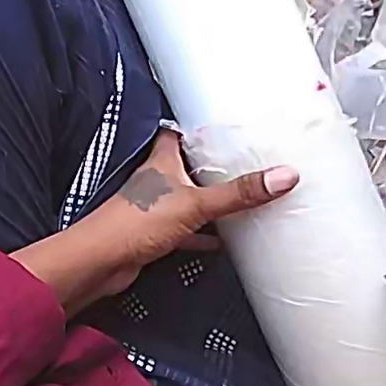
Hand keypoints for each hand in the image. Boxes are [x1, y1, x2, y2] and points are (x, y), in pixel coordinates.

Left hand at [12, 130, 297, 314]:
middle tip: (245, 162)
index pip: (177, 133)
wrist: (102, 262)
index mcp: (162, 162)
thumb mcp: (194, 203)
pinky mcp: (155, 237)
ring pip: (188, 201)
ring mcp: (155, 210)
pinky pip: (186, 232)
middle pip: (187, 168)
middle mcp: (157, 182)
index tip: (223, 122)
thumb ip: (237, 193)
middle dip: (212, 167)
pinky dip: (203, 235)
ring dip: (210, 202)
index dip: (196, 126)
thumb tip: (284, 176)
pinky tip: (224, 240)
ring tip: (243, 198)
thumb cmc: (136, 222)